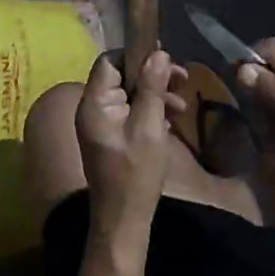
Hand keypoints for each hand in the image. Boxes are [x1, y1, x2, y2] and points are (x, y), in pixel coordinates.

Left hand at [75, 50, 184, 242]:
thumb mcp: (149, 127)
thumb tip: (158, 53)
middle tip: (181, 79)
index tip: (163, 58)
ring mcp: (100, 123)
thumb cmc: (136, 174)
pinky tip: (171, 119)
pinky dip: (149, 109)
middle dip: (152, 74)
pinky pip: (129, 110)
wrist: (123, 222)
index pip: (109, 61)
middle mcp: (92, 108)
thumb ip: (152, 88)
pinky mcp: (110, 135)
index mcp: (94, 103)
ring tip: (182, 104)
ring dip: (155, 93)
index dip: (135, 55)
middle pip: (121, 75)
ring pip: (128, 92)